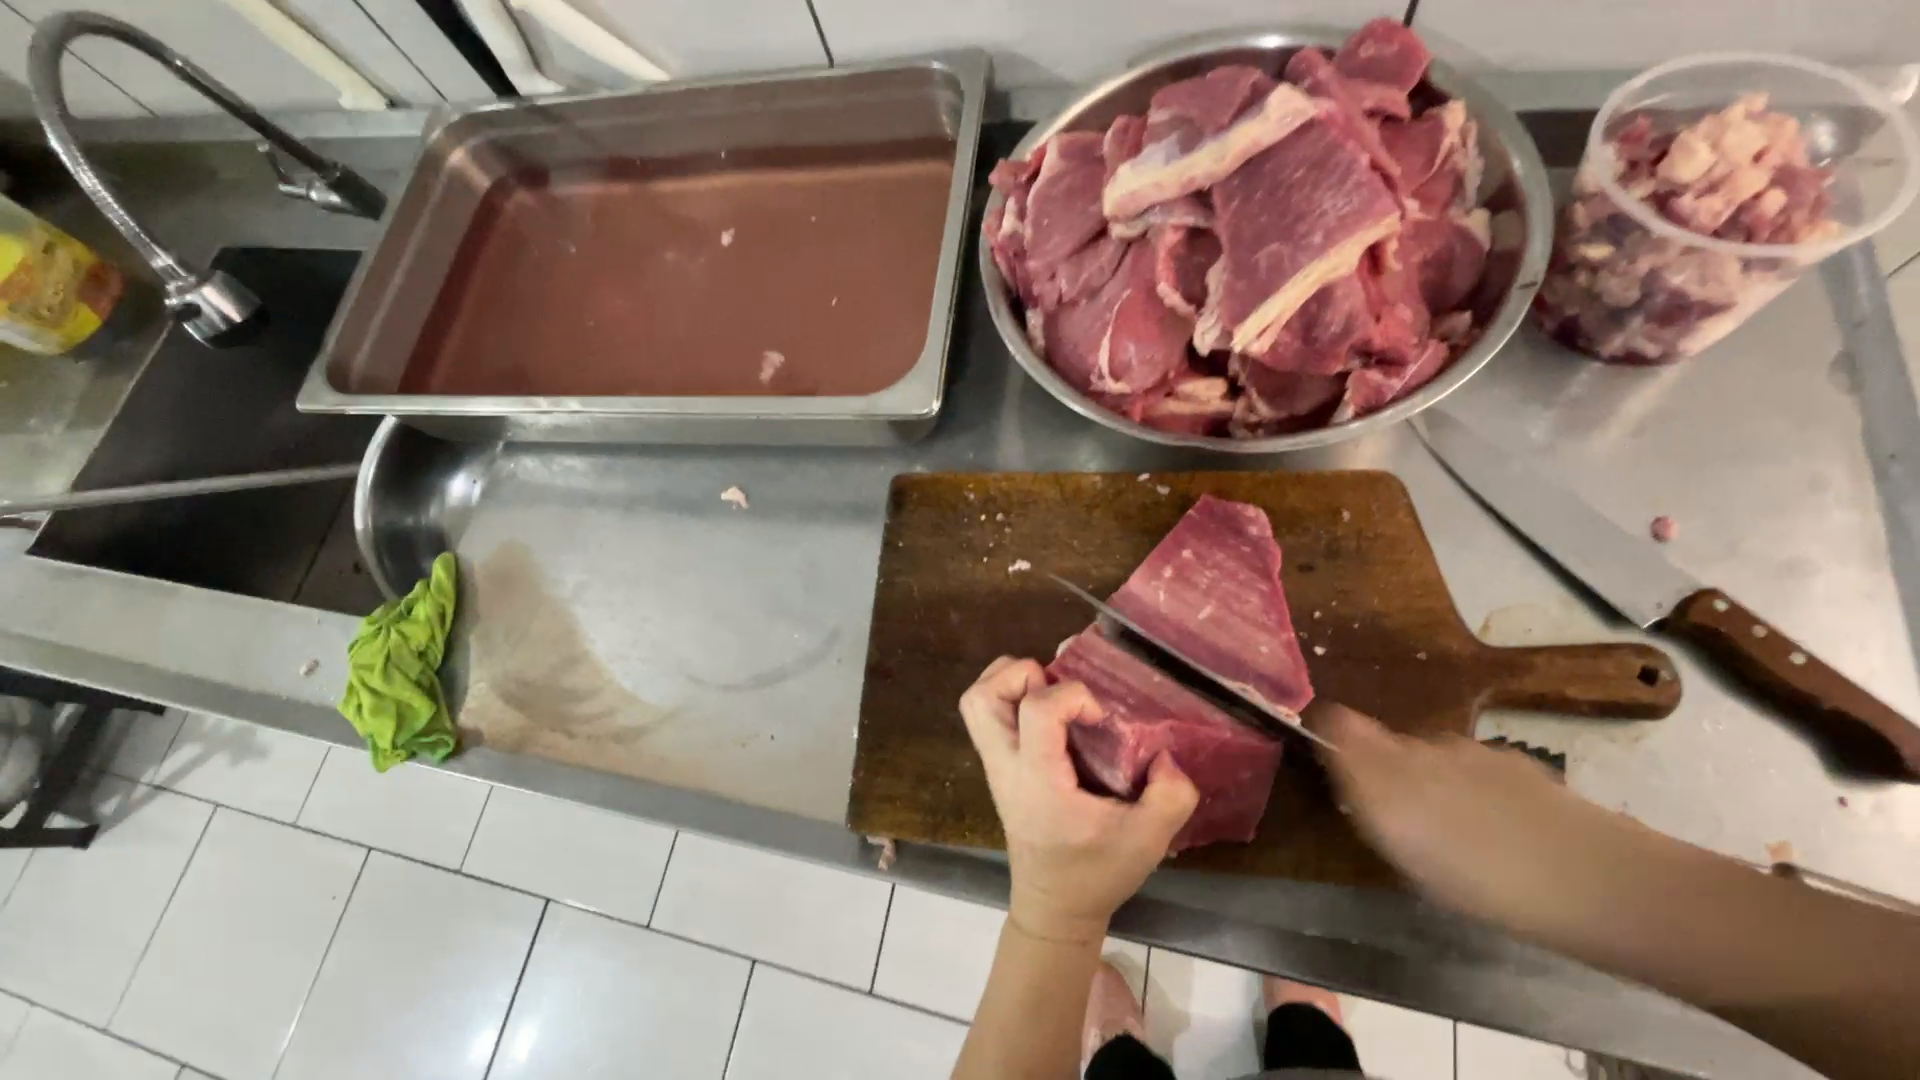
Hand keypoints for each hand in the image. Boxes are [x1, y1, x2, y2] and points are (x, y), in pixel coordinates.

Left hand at [959, 657, 1198, 943]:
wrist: (1054, 907)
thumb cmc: (1097, 874)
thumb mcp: (1149, 840)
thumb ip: (1171, 795)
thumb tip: (1166, 754)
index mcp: (1039, 781)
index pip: (1036, 710)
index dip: (1072, 697)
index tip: (1101, 718)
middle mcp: (1006, 766)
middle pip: (982, 696)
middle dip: (1021, 675)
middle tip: (1061, 691)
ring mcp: (995, 766)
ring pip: (976, 701)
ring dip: (1009, 682)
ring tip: (1050, 693)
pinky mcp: (998, 767)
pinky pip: (986, 715)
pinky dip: (1009, 697)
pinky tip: (1048, 712)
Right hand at [1310, 703, 1663, 935]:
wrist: (1595, 880)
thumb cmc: (1475, 867)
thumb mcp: (1393, 832)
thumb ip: (1354, 779)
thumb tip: (1323, 731)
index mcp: (1389, 757)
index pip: (1339, 721)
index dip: (1323, 731)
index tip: (1318, 759)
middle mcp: (1432, 745)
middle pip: (1389, 744)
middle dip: (1380, 769)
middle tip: (1385, 817)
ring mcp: (1485, 759)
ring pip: (1438, 763)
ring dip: (1430, 786)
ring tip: (1442, 835)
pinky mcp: (1530, 781)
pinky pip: (1483, 781)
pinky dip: (1475, 801)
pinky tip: (1491, 840)